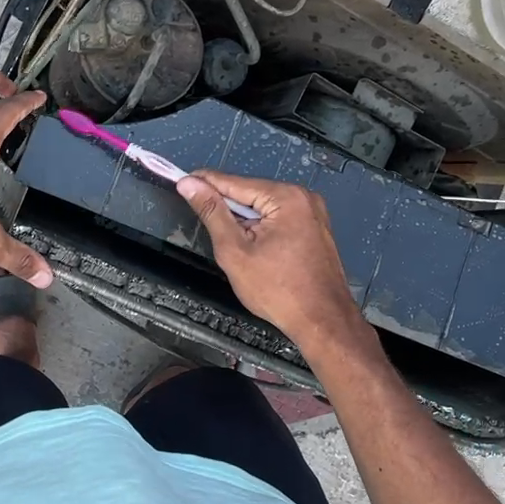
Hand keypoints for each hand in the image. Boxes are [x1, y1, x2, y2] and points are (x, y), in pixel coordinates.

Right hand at [176, 170, 366, 348]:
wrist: (323, 321)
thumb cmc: (278, 291)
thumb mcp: (234, 250)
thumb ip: (212, 212)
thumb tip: (190, 184)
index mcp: (285, 197)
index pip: (234, 182)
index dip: (204, 183)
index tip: (180, 181)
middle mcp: (303, 197)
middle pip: (251, 194)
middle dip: (228, 209)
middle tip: (204, 224)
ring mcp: (314, 213)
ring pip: (265, 209)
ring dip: (245, 222)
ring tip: (233, 247)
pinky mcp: (316, 229)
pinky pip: (280, 220)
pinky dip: (262, 230)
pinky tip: (256, 251)